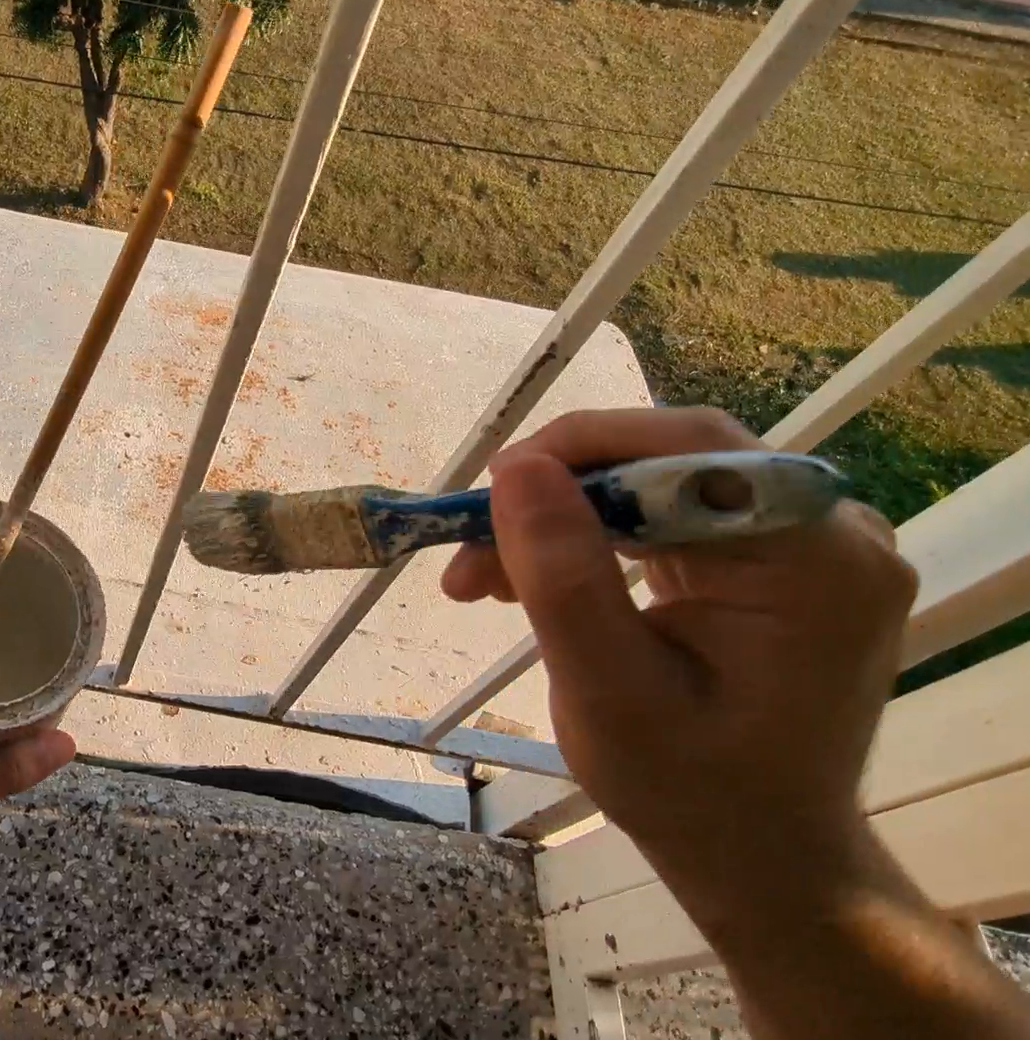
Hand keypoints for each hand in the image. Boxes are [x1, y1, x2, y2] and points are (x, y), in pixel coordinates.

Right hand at [441, 408, 916, 902]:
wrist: (752, 850)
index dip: (578, 447)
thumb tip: (515, 467)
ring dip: (558, 522)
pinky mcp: (769, 564)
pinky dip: (587, 541)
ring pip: (652, 488)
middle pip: (667, 462)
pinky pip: (661, 519)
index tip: (486, 489)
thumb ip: (563, 575)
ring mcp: (803, 547)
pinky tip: (533, 581)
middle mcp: (828, 534)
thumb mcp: (605, 687)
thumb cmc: (684, 786)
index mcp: (814, 561)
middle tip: (468, 547)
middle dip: (555, 495)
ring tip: (482, 579)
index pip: (688, 448)